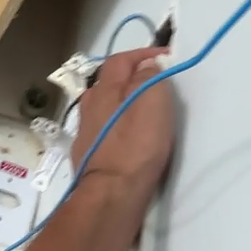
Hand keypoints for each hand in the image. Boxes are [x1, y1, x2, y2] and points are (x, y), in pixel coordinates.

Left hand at [71, 47, 174, 199]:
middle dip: (131, 79)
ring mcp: (85, 135)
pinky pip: (105, 133)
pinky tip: (129, 140)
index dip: (142, 54)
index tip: (166, 58)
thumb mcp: (151, 101)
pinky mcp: (88, 158)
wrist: (111, 195)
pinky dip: (118, 129)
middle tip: (156, 85)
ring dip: (123, 105)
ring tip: (144, 112)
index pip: (120, 60)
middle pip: (109, 84)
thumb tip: (145, 66)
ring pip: (104, 109)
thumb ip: (148, 77)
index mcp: (103, 90)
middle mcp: (89, 108)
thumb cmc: (135, 147)